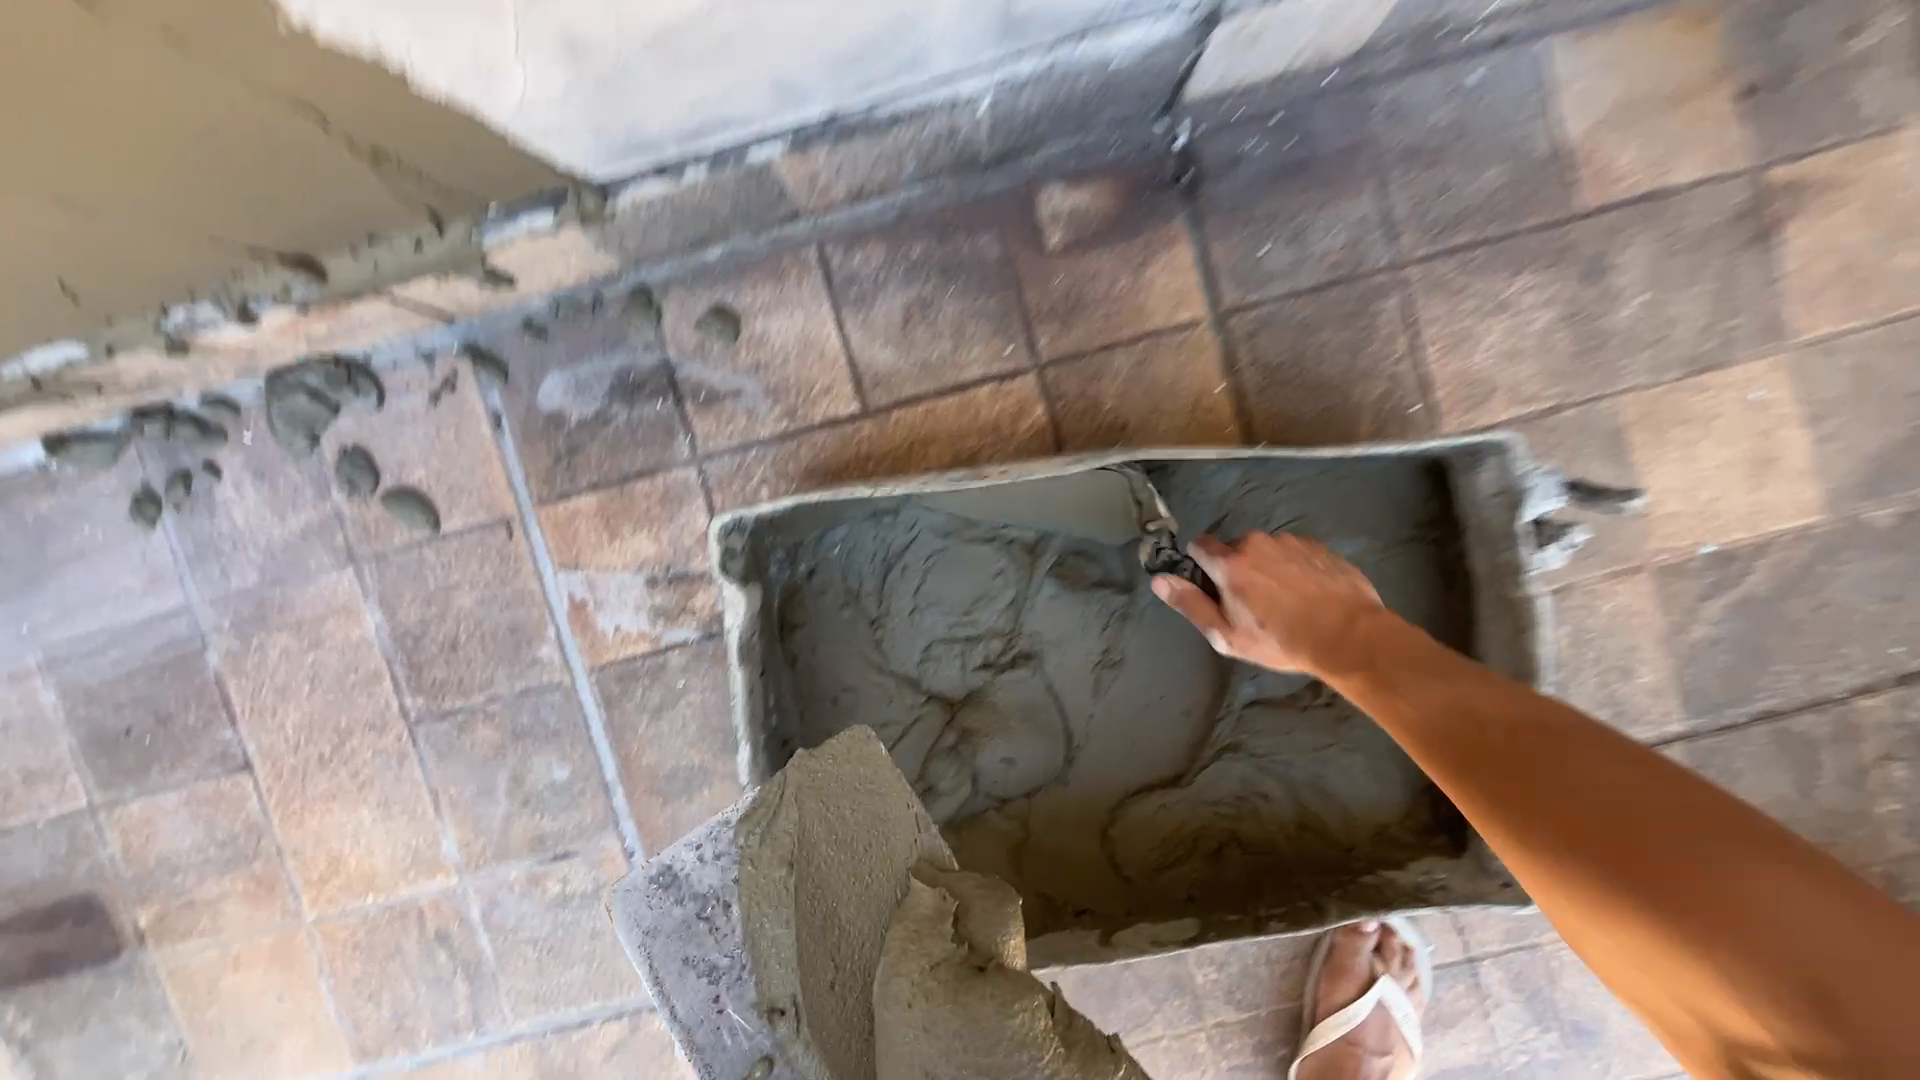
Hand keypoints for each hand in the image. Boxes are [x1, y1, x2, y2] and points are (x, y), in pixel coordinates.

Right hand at [1152, 532, 1389, 677]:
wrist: (1350, 636)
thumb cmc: (1281, 641)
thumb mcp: (1227, 634)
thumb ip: (1190, 604)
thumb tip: (1159, 580)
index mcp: (1229, 563)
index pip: (1200, 545)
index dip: (1201, 564)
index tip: (1213, 587)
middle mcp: (1257, 542)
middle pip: (1235, 548)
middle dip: (1238, 568)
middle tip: (1253, 602)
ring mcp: (1291, 542)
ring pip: (1267, 550)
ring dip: (1268, 568)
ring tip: (1286, 600)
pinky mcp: (1319, 547)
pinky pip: (1295, 553)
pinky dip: (1295, 568)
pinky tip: (1308, 595)